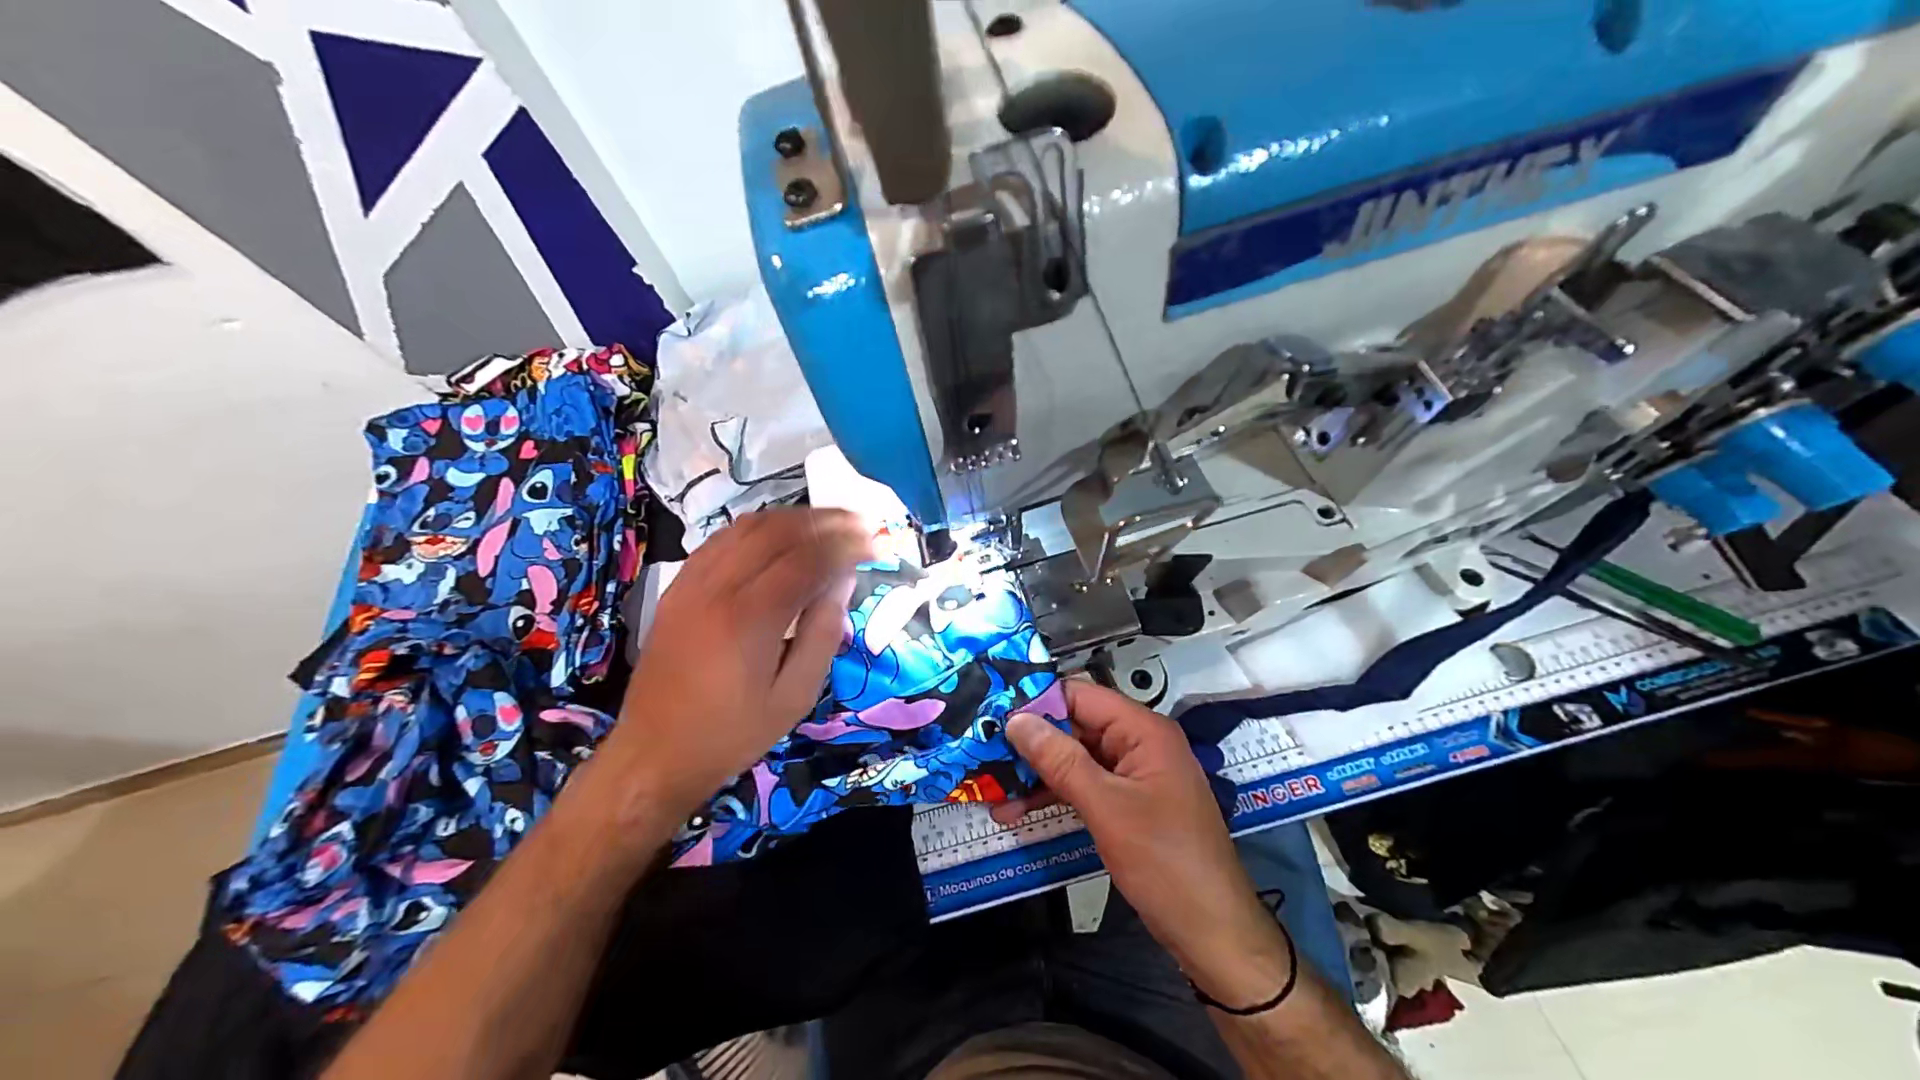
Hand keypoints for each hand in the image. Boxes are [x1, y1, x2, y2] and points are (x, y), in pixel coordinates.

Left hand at [601, 508, 870, 821]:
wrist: (655, 753)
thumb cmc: (732, 734)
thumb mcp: (794, 697)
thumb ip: (823, 634)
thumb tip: (842, 582)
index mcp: (750, 618)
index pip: (807, 559)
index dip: (846, 545)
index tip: (875, 543)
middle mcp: (718, 588)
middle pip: (778, 531)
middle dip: (825, 521)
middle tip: (859, 523)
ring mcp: (692, 583)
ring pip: (747, 527)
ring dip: (792, 518)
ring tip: (827, 523)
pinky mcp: (678, 587)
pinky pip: (721, 540)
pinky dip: (757, 528)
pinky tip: (778, 536)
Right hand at [995, 680, 1292, 1005]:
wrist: (1212, 931)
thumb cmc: (1165, 861)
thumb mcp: (1106, 807)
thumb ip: (1060, 760)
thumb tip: (1017, 720)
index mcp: (1143, 731)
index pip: (1081, 696)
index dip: (1037, 702)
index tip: (994, 713)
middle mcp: (1138, 744)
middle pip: (1075, 726)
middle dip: (1031, 741)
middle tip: (983, 751)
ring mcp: (1133, 775)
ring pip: (1075, 758)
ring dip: (1036, 773)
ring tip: (991, 787)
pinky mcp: (1127, 804)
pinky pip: (1084, 786)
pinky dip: (1054, 795)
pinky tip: (1017, 810)